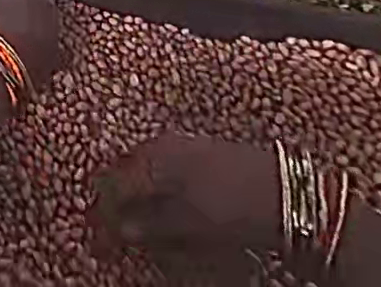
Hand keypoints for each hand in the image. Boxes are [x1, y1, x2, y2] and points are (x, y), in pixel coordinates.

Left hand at [0, 0, 62, 93]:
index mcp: (48, 8)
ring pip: (3, 4)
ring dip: (2, 17)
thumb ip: (57, 53)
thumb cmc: (28, 64)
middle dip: (22, 19)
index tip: (39, 42)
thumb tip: (61, 55)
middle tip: (18, 42)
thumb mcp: (51, 64)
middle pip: (24, 5)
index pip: (49, 14)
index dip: (43, 29)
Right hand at [91, 135, 279, 277]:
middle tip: (112, 227)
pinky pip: (161, 167)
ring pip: (143, 167)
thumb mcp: (191, 222)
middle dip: (115, 197)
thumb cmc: (233, 206)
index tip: (97, 235)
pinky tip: (160, 203)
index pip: (115, 183)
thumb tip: (119, 228)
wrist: (283, 190)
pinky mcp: (195, 152)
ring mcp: (179, 146)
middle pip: (125, 170)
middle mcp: (160, 145)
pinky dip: (153, 186)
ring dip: (134, 191)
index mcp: (152, 159)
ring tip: (134, 219)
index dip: (104, 210)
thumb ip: (153, 223)